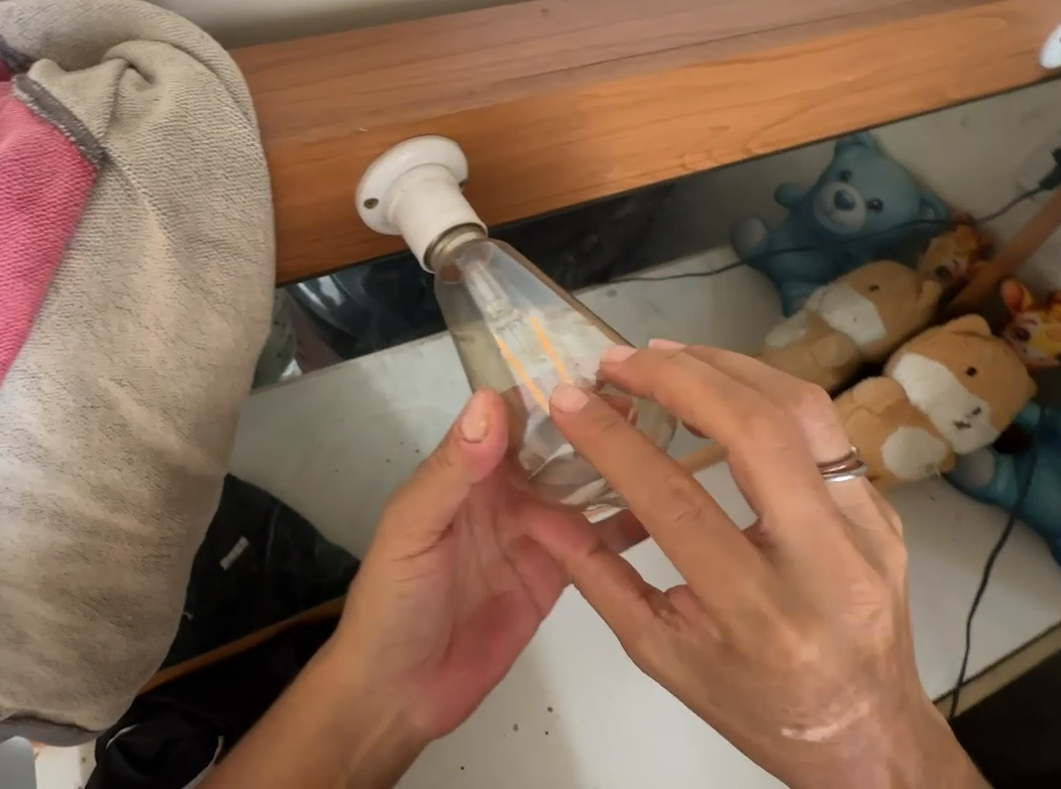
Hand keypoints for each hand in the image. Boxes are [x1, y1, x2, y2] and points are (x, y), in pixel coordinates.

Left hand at [327, 388, 644, 741]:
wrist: (401, 692)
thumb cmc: (393, 599)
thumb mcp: (413, 527)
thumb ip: (452, 469)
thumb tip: (490, 401)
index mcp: (465, 471)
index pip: (510, 416)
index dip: (547, 391)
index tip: (597, 367)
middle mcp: (502, 492)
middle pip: (553, 448)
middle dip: (593, 425)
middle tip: (651, 403)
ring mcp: (532, 533)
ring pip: (579, 489)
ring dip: (614, 467)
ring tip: (667, 443)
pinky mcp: (555, 575)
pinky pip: (593, 543)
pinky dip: (624, 526)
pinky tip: (664, 508)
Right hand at [528, 341, 986, 788]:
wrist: (873, 738)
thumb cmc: (756, 705)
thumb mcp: (661, 654)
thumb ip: (597, 575)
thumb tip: (538, 510)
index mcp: (761, 613)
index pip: (677, 502)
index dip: (615, 441)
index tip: (568, 398)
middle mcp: (828, 560)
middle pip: (758, 432)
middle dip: (677, 379)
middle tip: (617, 361)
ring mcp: (869, 526)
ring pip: (801, 410)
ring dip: (722, 366)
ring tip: (661, 354)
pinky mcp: (882, 507)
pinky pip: (820, 426)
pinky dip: (757, 388)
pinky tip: (713, 382)